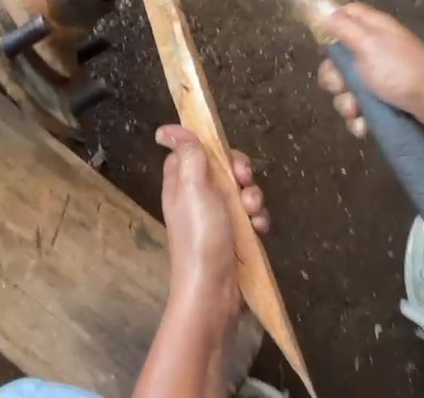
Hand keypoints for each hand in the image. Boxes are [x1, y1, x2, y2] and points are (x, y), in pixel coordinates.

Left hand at [156, 125, 266, 318]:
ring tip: (252, 215)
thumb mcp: (193, 187)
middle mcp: (198, 196)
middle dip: (241, 174)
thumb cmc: (200, 235)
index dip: (215, 149)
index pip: (198, 150)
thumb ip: (188, 153)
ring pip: (242, 191)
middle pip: (225, 168)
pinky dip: (258, 220)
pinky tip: (258, 230)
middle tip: (243, 184)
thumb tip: (165, 129)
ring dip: (253, 198)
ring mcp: (217, 216)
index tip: (227, 158)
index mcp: (182, 182)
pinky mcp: (235, 235)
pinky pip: (252, 216)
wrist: (213, 293)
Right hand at [317, 3, 423, 134]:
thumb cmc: (401, 71)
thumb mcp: (368, 44)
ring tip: (356, 111)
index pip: (347, 15)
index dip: (332, 26)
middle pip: (339, 57)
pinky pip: (359, 108)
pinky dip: (358, 118)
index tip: (323, 43)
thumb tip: (323, 13)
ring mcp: (379, 79)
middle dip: (334, 77)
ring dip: (345, 102)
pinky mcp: (383, 103)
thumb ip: (343, 28)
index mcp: (373, 29)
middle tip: (341, 87)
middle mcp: (374, 51)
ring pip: (346, 88)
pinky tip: (364, 126)